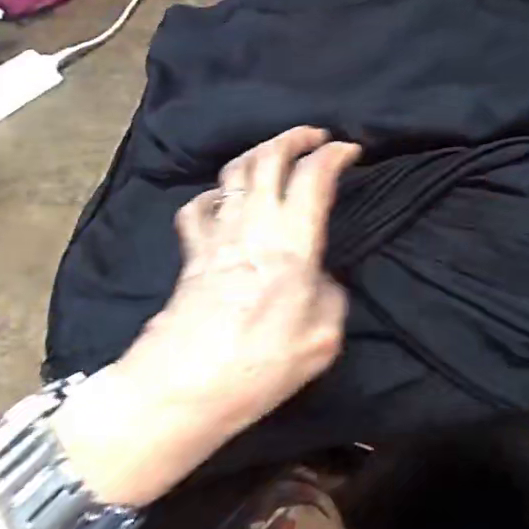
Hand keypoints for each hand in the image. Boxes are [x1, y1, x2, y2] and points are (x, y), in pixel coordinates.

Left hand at [52, 127, 359, 505]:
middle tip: (315, 136)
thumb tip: (318, 280)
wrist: (176, 392)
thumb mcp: (322, 337)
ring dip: (259, 153)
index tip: (351, 151)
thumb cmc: (257, 366)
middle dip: (295, 137)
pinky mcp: (190, 254)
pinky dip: (217, 194)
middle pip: (268, 158)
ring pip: (234, 173)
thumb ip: (330, 296)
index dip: (335, 154)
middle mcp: (253, 227)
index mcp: (292, 243)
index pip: (314, 176)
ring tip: (276, 153)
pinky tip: (225, 201)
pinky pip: (199, 208)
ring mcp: (216, 236)